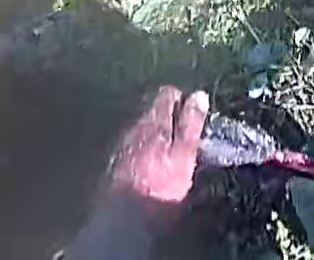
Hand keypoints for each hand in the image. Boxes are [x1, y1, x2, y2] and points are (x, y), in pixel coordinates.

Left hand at [107, 86, 209, 207]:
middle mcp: (135, 125)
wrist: (123, 219)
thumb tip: (199, 96)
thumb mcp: (183, 157)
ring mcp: (123, 143)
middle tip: (183, 140)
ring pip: (142, 128)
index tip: (193, 118)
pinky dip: (142, 150)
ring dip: (155, 136)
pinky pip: (132, 145)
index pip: (168, 94)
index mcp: (154, 121)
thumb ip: (190, 125)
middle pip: (153, 110)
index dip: (182, 102)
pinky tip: (148, 169)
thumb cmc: (159, 189)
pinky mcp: (115, 162)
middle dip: (168, 119)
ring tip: (167, 156)